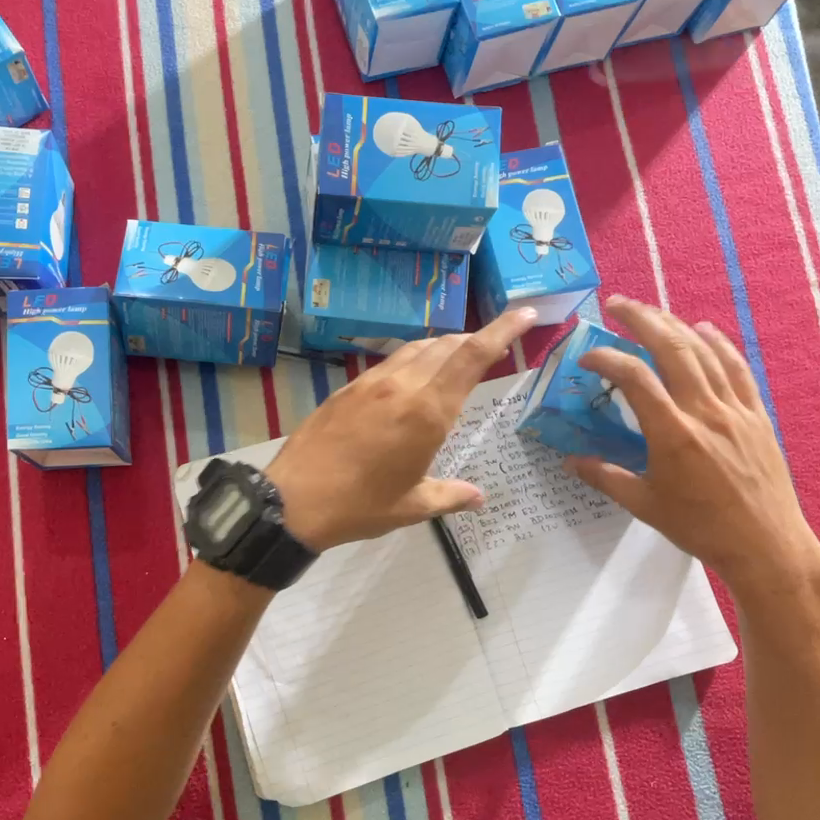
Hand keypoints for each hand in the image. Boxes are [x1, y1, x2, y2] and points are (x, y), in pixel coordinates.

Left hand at [267, 309, 537, 549]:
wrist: (293, 501)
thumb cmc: (360, 507)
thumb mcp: (412, 506)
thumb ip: (450, 495)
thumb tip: (479, 497)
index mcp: (427, 412)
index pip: (472, 356)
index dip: (503, 329)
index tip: (526, 313)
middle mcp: (401, 386)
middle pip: (446, 345)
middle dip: (475, 339)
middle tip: (493, 347)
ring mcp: (369, 384)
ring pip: (414, 349)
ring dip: (441, 348)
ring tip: (453, 362)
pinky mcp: (346, 390)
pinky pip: (387, 363)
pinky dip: (410, 362)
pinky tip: (408, 384)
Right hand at [567, 297, 819, 597]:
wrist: (765, 544)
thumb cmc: (699, 528)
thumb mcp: (644, 506)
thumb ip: (606, 477)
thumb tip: (571, 460)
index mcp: (673, 434)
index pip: (635, 378)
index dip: (607, 359)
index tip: (585, 358)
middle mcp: (705, 411)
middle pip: (672, 348)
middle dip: (642, 319)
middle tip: (616, 304)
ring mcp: (735, 409)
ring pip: (704, 352)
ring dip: (675, 325)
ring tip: (651, 312)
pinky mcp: (756, 415)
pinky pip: (737, 368)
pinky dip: (719, 343)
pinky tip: (704, 329)